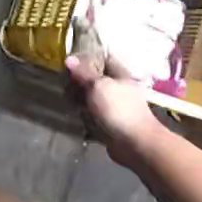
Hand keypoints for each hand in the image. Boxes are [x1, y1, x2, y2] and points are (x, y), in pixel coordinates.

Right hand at [65, 54, 160, 168]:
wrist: (135, 143)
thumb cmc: (119, 110)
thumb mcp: (98, 86)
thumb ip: (83, 72)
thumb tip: (69, 58)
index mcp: (119, 74)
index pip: (102, 58)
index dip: (86, 58)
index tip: (69, 64)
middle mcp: (117, 88)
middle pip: (93, 79)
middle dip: (78, 83)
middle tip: (66, 87)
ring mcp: (113, 106)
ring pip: (90, 97)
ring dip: (79, 100)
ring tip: (69, 103)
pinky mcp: (108, 122)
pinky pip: (91, 115)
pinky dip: (83, 116)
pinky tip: (75, 116)